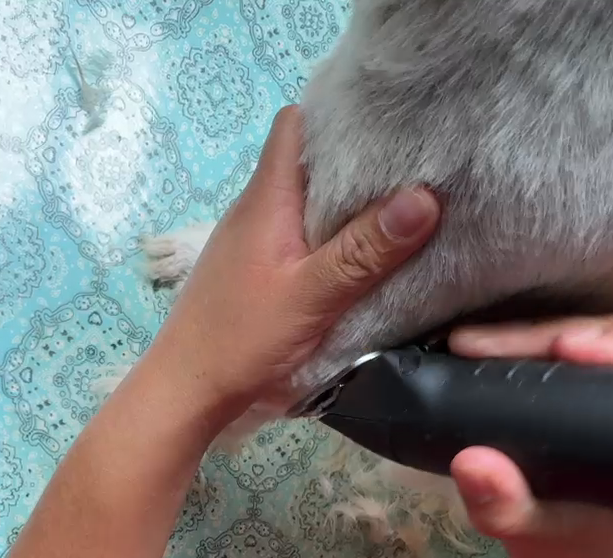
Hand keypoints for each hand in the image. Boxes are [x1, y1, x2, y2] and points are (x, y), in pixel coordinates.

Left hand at [139, 106, 439, 423]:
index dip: (339, 112)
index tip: (390, 118)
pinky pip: (295, 239)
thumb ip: (364, 250)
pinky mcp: (251, 275)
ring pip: (302, 204)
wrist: (186, 391)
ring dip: (342, 205)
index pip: (296, 123)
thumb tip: (426, 196)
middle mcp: (254, 210)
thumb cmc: (241, 339)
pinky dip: (325, 239)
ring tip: (399, 205)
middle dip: (355, 160)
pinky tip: (358, 256)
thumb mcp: (311, 296)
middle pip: (305, 162)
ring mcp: (250, 244)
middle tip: (415, 163)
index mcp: (266, 197)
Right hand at [447, 314, 612, 557]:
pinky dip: (522, 338)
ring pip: (598, 329)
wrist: (563, 545)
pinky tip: (476, 343)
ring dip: (535, 333)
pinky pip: (566, 339)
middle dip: (567, 336)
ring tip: (474, 345)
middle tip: (497, 349)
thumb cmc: (566, 540)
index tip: (580, 354)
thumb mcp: (530, 533)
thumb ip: (505, 506)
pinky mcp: (589, 372)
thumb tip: (470, 462)